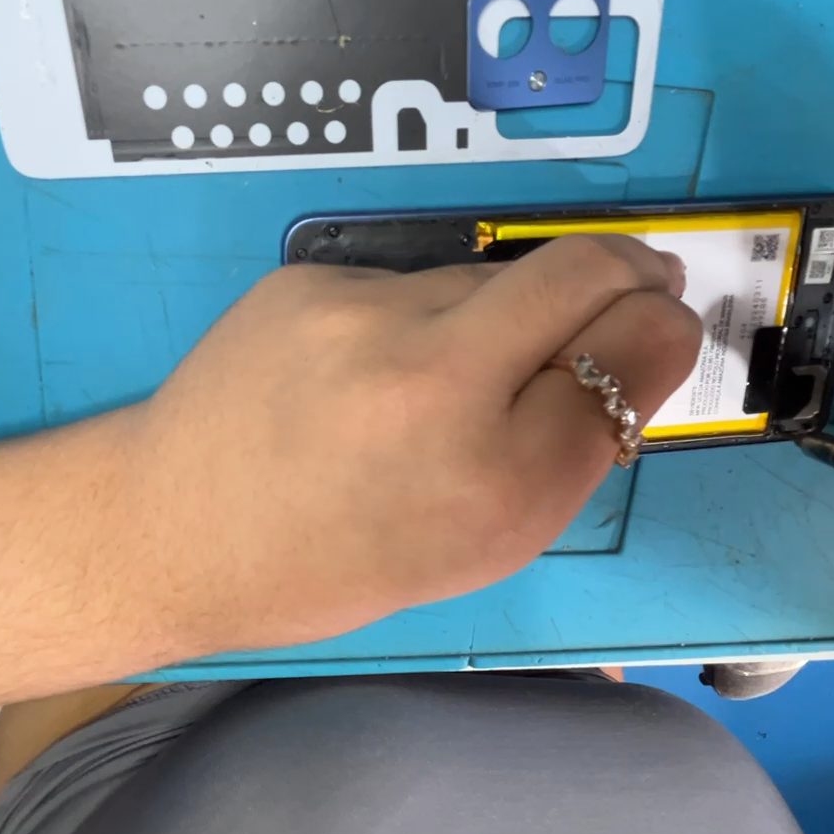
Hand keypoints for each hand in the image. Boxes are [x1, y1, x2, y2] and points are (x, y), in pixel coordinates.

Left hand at [117, 235, 701, 657]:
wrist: (170, 532)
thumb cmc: (331, 565)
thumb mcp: (472, 547)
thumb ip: (563, 451)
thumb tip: (630, 347)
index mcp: (492, 487)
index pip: (630, 356)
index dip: (662, 328)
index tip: (663, 318)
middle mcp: (438, 384)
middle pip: (580, 272)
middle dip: (629, 268)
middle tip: (643, 277)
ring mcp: (361, 314)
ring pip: (488, 276)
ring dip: (509, 307)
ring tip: (464, 364)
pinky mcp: (305, 279)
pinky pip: (405, 283)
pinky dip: (422, 314)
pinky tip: (375, 364)